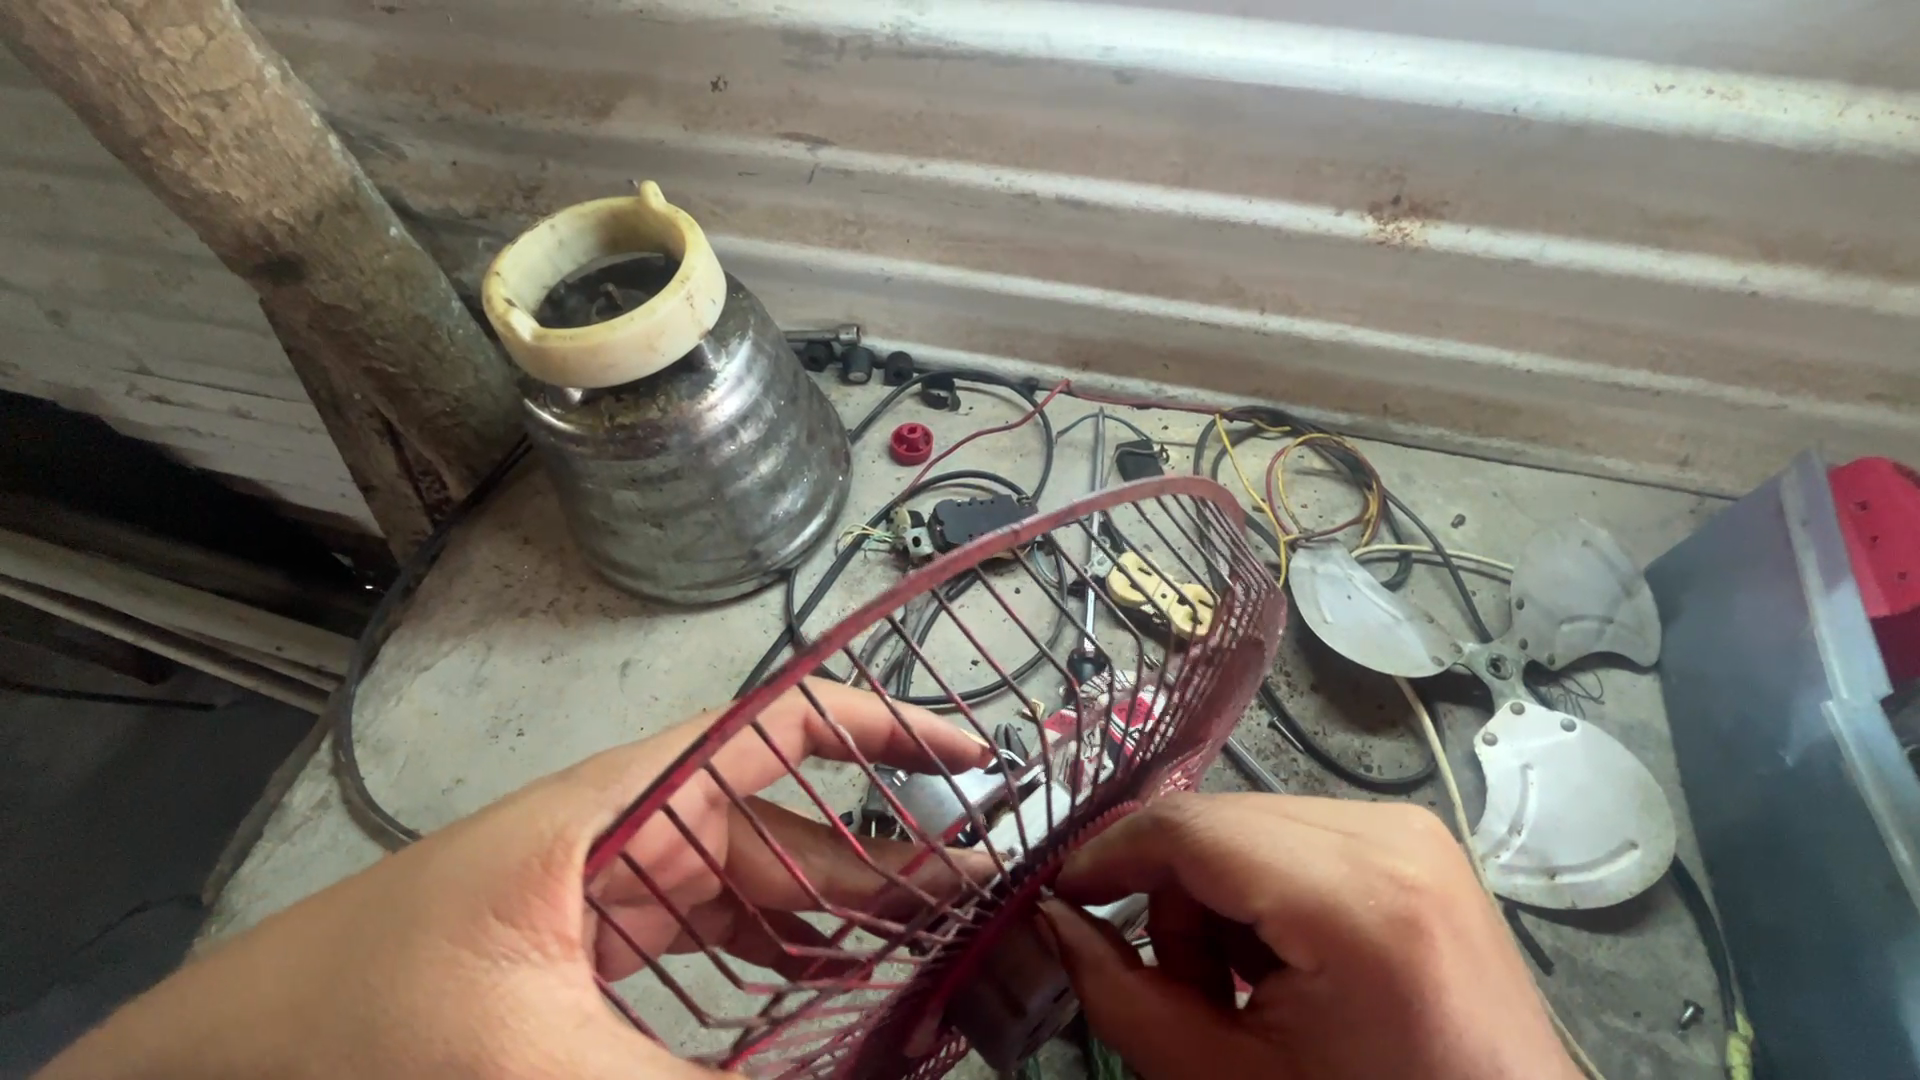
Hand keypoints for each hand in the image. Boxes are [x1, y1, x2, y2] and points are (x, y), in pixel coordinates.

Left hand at [39, 680, 993, 1079]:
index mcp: (632, 805)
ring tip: (933, 954)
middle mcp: (646, 834)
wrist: (217, 1073)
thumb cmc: (356, 1025)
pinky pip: (727, 945)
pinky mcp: (612, 953)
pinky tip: (837, 998)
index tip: (963, 755)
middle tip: (981, 899)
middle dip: (888, 859)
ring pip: (767, 892)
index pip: (777, 731)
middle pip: (792, 829)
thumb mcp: (527, 1062)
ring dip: (846, 921)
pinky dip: (789, 964)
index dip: (876, 730)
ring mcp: (630, 896)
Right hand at [1040, 793, 1579, 1079]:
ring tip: (1231, 984)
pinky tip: (1277, 961)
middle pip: (1214, 821)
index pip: (1190, 831)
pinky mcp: (1411, 838)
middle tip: (1167, 975)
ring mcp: (1406, 829)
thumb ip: (1121, 995)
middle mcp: (1387, 835)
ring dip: (1210, 894)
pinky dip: (1257, 889)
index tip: (1063, 894)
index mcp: (1356, 903)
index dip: (1110, 854)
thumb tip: (1053, 920)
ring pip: (1244, 823)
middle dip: (1164, 889)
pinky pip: (1289, 834)